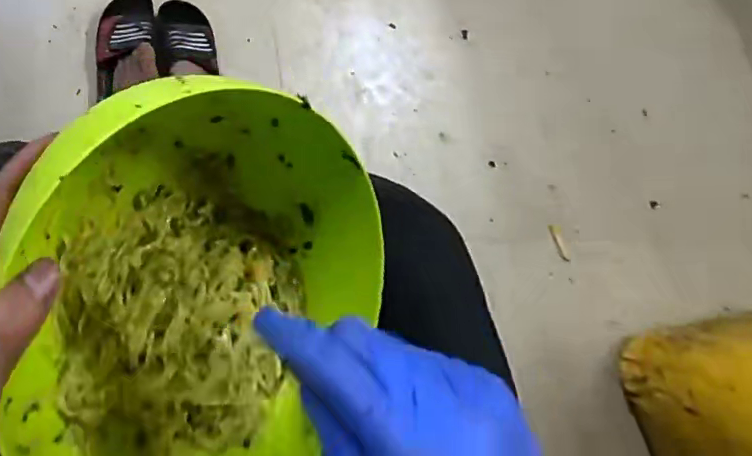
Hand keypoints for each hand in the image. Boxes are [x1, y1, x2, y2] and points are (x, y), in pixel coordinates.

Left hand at [0, 137, 58, 455]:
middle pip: (1, 213)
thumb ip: (3, 324)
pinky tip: (68, 267)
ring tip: (83, 202)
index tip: (58, 138)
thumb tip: (52, 264)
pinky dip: (41, 254)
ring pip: (10, 241)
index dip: (21, 166)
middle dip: (36, 182)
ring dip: (40, 215)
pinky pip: (17, 274)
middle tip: (83, 167)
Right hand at [254, 311, 540, 455]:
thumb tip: (307, 375)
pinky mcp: (488, 382)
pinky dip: (408, 375)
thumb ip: (335, 429)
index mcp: (403, 429)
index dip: (295, 337)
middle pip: (355, 336)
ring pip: (385, 341)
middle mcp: (436, 392)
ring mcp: (466, 382)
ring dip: (370, 362)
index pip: (334, 362)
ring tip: (380, 404)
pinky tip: (420, 412)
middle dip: (332, 349)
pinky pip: (422, 356)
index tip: (264, 321)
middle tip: (324, 378)